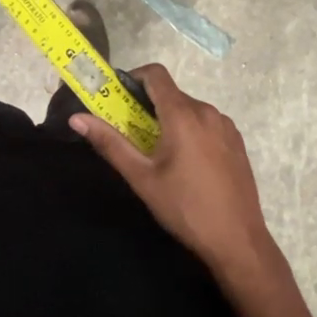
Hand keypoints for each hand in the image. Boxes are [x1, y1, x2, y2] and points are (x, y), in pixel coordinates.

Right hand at [70, 63, 271, 268]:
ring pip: (190, 109)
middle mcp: (207, 111)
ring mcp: (226, 126)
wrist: (239, 242)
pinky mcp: (237, 142)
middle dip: (148, 106)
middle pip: (171, 94)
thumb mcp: (142, 177)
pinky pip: (207, 123)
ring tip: (159, 153)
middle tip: (132, 134)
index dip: (134, 78)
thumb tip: (77, 119)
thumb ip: (110, 143)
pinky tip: (187, 163)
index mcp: (183, 115)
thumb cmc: (185, 208)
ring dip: (170, 119)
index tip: (119, 98)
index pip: (156, 74)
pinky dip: (191, 130)